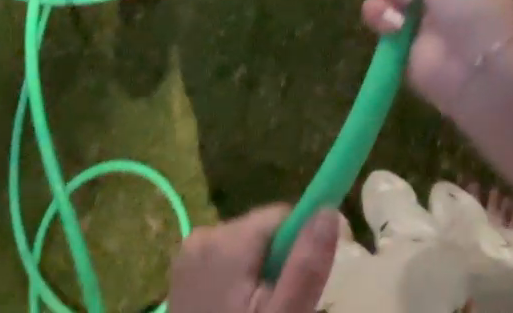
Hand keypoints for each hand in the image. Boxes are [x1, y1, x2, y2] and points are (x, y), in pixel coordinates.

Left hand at [166, 205, 337, 311]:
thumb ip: (306, 265)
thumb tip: (329, 211)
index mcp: (227, 240)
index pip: (281, 215)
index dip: (303, 242)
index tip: (309, 278)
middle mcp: (203, 234)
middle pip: (262, 232)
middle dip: (279, 262)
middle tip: (283, 306)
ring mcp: (188, 253)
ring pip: (245, 246)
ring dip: (260, 273)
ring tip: (261, 312)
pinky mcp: (182, 270)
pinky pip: (224, 260)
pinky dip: (238, 279)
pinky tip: (239, 311)